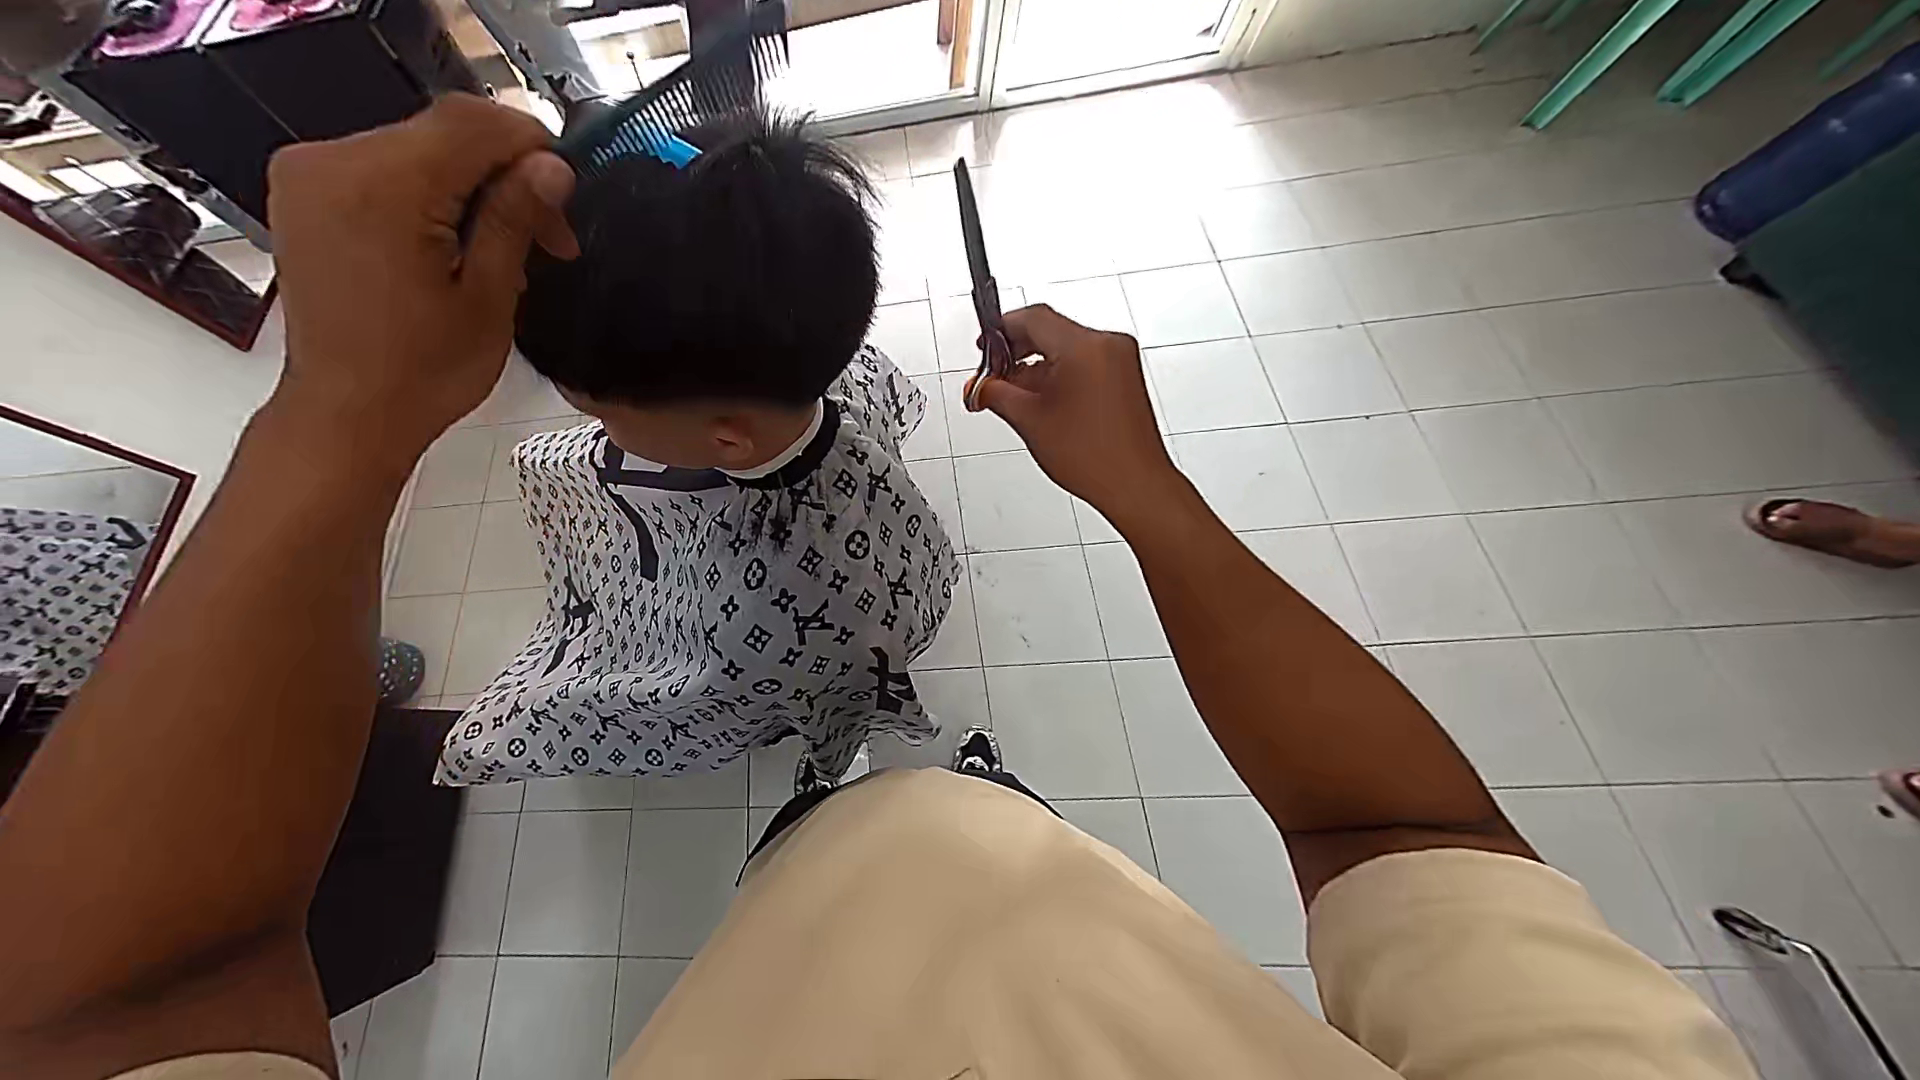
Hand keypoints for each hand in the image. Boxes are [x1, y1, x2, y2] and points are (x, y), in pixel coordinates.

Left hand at [266, 94, 578, 459]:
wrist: (351, 410)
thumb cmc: (426, 369)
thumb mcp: (490, 297)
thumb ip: (514, 219)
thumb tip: (551, 167)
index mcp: (379, 188)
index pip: (467, 124)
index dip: (529, 142)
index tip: (569, 185)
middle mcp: (329, 163)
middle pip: (442, 134)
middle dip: (508, 175)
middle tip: (554, 237)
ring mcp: (310, 175)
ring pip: (419, 150)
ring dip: (478, 189)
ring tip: (514, 249)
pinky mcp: (308, 194)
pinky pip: (389, 170)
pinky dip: (439, 196)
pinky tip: (467, 244)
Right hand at [974, 305, 1188, 530]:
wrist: (1134, 483)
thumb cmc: (1096, 458)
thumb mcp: (1030, 421)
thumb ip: (996, 393)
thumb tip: (980, 386)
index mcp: (1083, 348)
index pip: (1032, 318)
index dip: (1001, 330)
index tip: (985, 346)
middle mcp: (1107, 345)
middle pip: (1049, 330)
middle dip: (1017, 352)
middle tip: (994, 375)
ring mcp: (1120, 359)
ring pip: (1066, 347)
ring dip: (1037, 365)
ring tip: (1017, 396)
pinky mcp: (1125, 376)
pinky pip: (1085, 361)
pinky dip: (1060, 374)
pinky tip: (1044, 400)